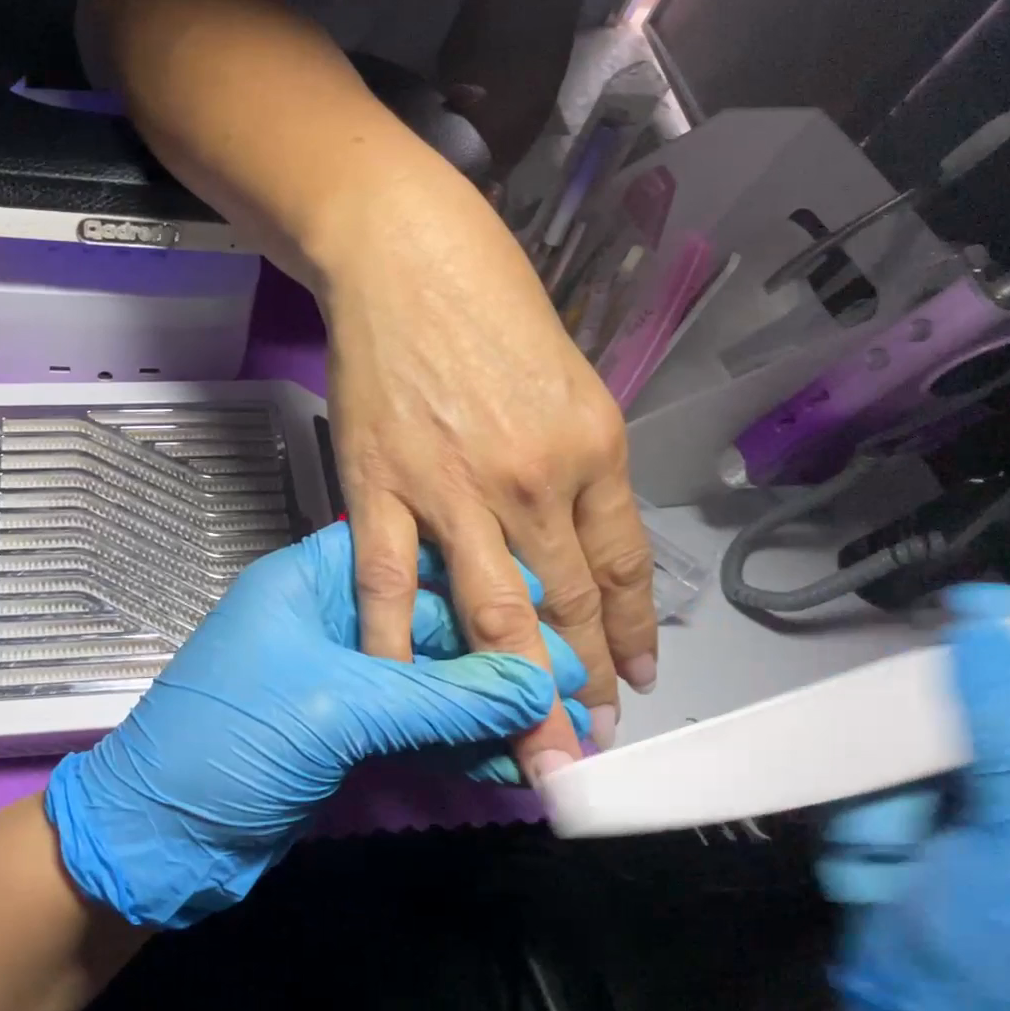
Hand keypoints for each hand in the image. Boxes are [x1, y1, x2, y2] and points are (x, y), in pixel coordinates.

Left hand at [45, 522, 588, 927]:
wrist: (161, 837)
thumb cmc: (233, 743)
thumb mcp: (334, 708)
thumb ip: (439, 696)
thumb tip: (539, 687)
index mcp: (309, 582)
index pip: (411, 559)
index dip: (481, 581)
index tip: (553, 610)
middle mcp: (327, 620)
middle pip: (429, 625)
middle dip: (498, 660)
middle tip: (575, 692)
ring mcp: (336, 680)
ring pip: (429, 682)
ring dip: (490, 711)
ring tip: (563, 737)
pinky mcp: (343, 733)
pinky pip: (415, 728)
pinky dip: (459, 745)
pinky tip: (513, 764)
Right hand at [316, 180, 655, 770]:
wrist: (403, 260)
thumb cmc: (485, 305)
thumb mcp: (561, 377)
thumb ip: (572, 461)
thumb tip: (566, 533)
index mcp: (592, 447)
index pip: (621, 567)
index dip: (627, 633)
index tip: (628, 680)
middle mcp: (535, 479)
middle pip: (567, 604)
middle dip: (580, 684)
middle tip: (586, 745)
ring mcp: (456, 489)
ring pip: (493, 609)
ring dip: (511, 689)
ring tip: (524, 750)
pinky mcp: (382, 487)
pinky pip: (393, 583)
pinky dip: (402, 644)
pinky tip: (408, 691)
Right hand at [831, 584, 1009, 1010]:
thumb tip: (988, 628)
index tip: (971, 607)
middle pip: (994, 704)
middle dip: (933, 736)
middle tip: (921, 769)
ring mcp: (989, 811)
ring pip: (916, 744)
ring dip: (891, 790)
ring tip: (906, 850)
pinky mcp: (926, 824)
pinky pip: (879, 781)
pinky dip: (868, 814)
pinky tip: (888, 863)